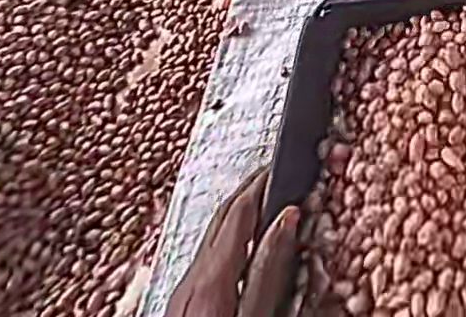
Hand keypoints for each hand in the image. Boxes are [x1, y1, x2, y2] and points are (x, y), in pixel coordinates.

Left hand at [168, 168, 300, 316]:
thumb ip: (269, 271)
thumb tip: (287, 215)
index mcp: (211, 279)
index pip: (239, 210)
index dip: (262, 182)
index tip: (285, 164)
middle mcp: (190, 279)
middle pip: (221, 217)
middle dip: (250, 189)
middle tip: (278, 174)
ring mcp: (180, 295)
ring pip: (212, 237)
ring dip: (239, 212)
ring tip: (268, 203)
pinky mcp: (178, 309)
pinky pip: (207, 258)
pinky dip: (230, 237)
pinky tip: (245, 249)